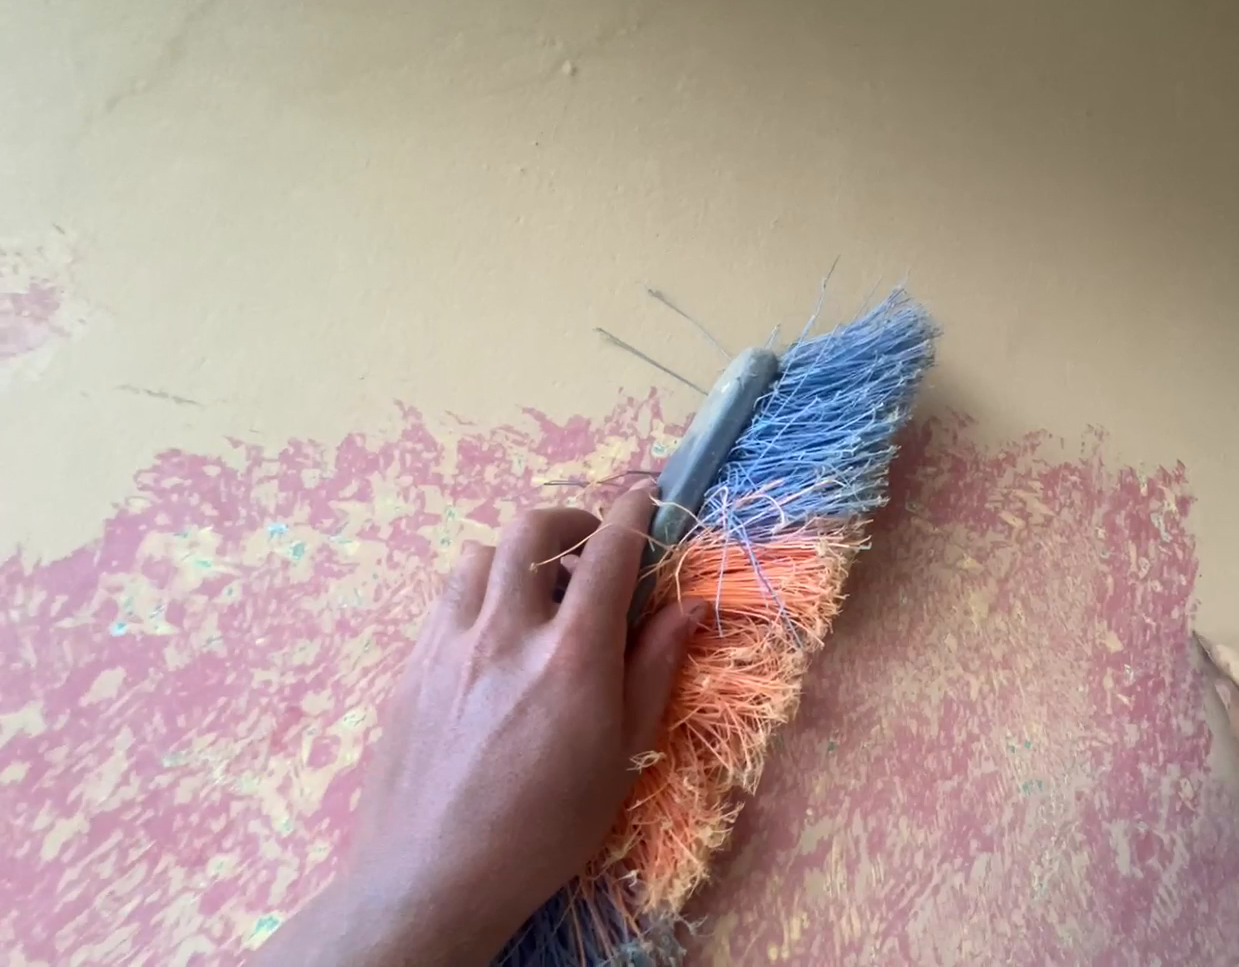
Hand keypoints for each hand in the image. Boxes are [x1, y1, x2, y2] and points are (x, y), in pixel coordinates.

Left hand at [261, 480, 696, 965]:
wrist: (429, 883)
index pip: (610, 551)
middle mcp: (507, 631)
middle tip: (592, 548)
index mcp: (572, 653)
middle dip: (571, 519)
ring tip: (537, 593)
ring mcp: (447, 645)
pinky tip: (492, 633)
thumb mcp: (625, 748)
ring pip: (480, 555)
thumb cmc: (549, 820)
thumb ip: (657, 665)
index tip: (647, 494)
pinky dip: (479, 589)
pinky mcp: (408, 666)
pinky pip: (445, 596)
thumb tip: (690, 605)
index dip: (634, 511)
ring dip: (519, 557)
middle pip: (532, 529)